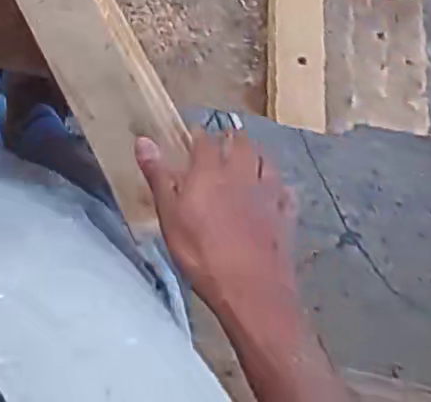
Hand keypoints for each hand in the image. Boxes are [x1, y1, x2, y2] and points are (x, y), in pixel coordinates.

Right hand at [137, 132, 298, 314]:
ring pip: (268, 164)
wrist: (252, 296)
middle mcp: (241, 178)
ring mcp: (268, 199)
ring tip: (250, 154)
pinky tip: (276, 190)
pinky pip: (288, 193)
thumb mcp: (169, 215)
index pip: (205, 141)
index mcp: (209, 173)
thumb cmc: (202, 254)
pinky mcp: (286, 221)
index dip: (198, 134)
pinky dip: (280, 185)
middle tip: (224, 136)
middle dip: (233, 137)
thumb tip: (143, 140)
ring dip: (258, 154)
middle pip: (242, 145)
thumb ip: (158, 176)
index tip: (192, 133)